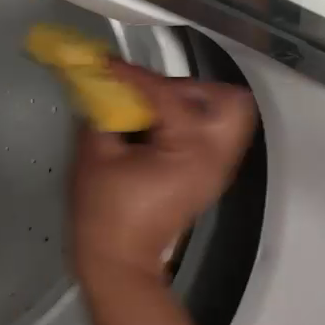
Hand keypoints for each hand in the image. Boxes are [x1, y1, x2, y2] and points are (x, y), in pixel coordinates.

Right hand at [67, 62, 255, 291]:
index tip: (105, 63)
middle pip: (230, 101)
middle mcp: (215, 157)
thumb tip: (100, 86)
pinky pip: (210, 134)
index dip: (133, 75)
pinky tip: (150, 125)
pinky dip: (185, 120)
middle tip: (148, 90)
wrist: (118, 261)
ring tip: (149, 106)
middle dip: (188, 87)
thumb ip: (101, 112)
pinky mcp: (206, 176)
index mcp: (190, 151)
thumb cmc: (104, 210)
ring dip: (190, 102)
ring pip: (226, 116)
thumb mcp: (94, 154)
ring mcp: (216, 169)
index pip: (169, 94)